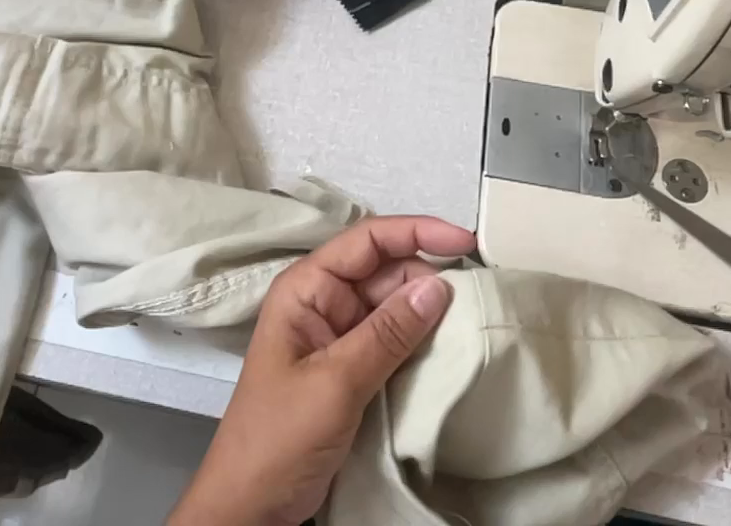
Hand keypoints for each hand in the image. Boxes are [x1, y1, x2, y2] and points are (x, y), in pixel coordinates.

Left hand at [167, 215, 475, 525]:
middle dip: (429, 273)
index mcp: (307, 287)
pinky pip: (396, 338)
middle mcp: (324, 300)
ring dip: (430, 308)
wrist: (253, 505)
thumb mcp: (336, 382)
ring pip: (395, 303)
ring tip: (473, 317)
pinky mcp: (354, 366)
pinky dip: (423, 338)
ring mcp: (340, 334)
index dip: (417, 232)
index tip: (466, 241)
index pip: (367, 240)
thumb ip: (388, 333)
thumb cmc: (278, 436)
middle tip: (477, 293)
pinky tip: (450, 344)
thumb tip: (439, 285)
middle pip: (386, 269)